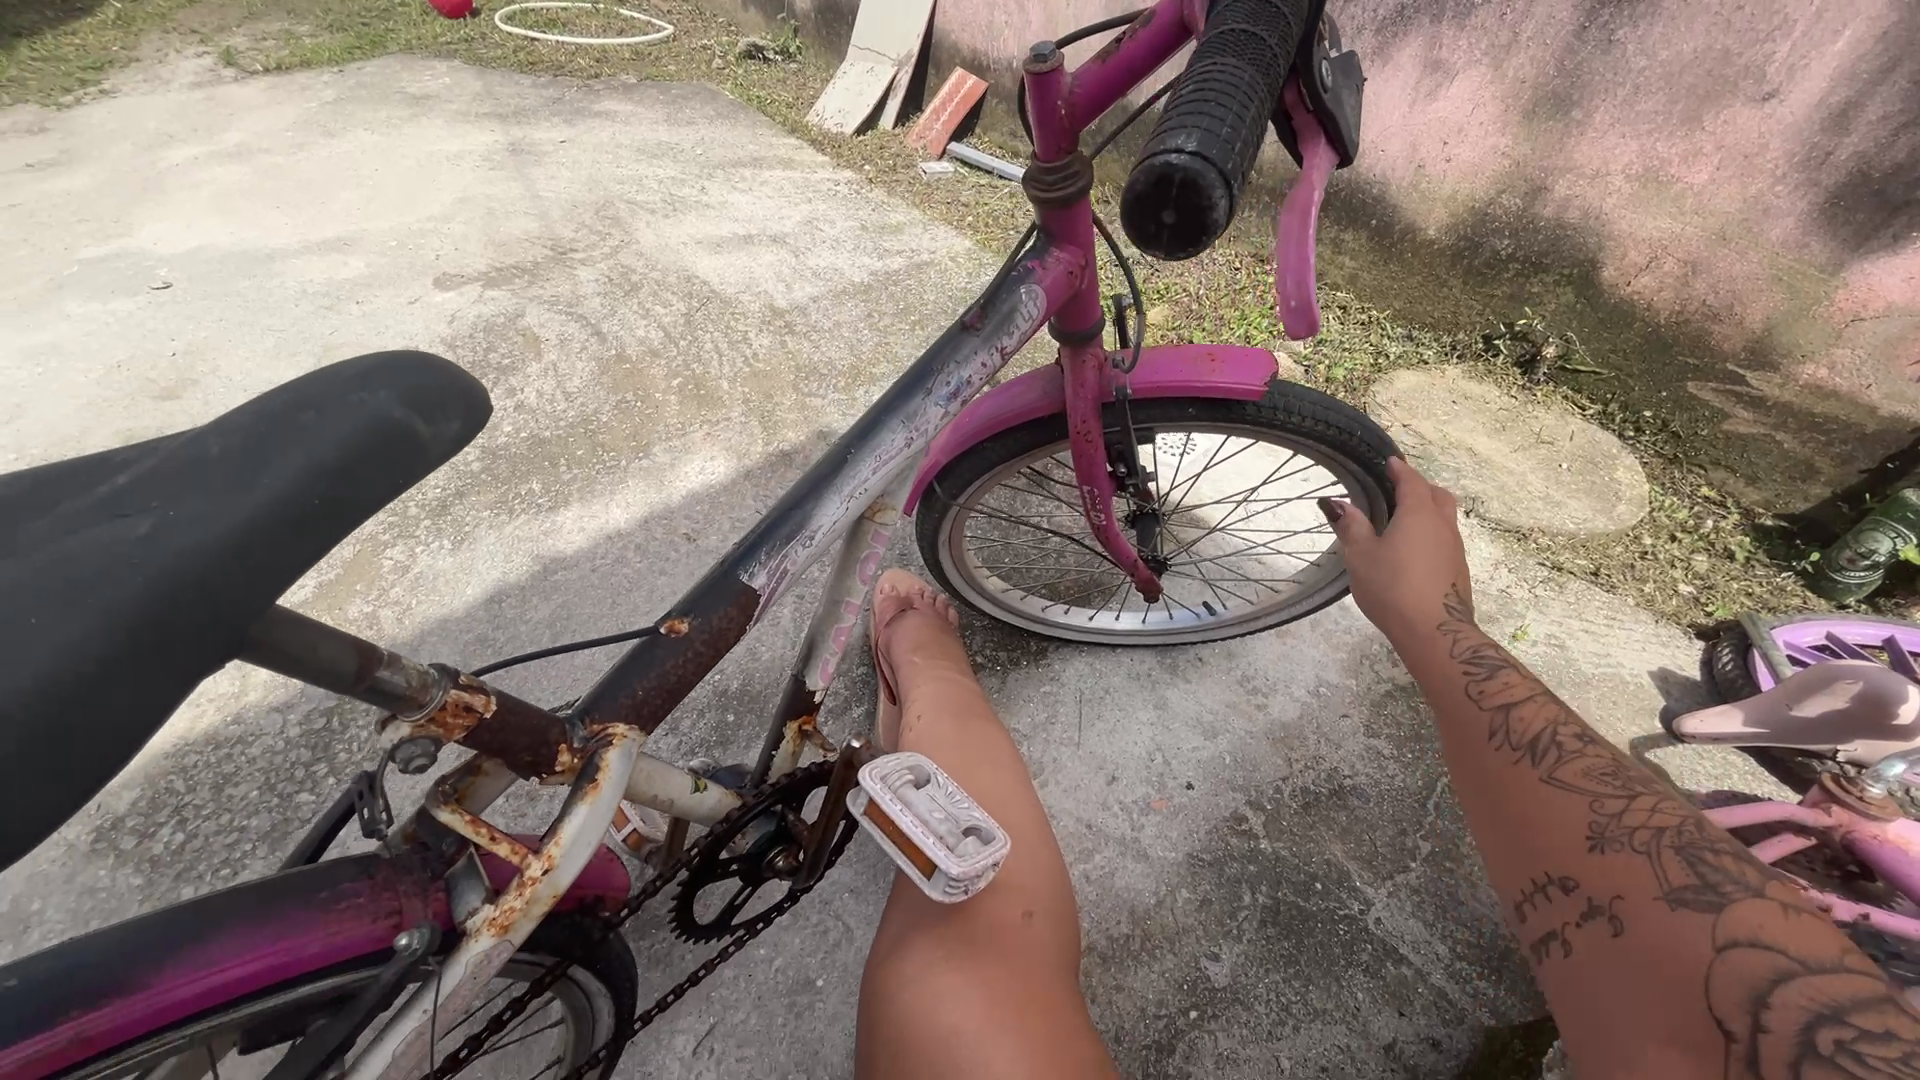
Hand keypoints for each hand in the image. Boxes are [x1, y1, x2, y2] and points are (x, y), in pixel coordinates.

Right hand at [1320, 457, 1471, 646]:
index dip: (1400, 470)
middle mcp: (1442, 526)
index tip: (1389, 462)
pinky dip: (1430, 531)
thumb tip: (1337, 503)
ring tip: (1402, 517)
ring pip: (1445, 516)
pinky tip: (1412, 548)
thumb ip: (1351, 526)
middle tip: (1397, 488)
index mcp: (1419, 515)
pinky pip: (1444, 537)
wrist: (1434, 631)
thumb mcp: (1360, 555)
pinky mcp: (1457, 569)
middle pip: (1437, 495)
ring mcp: (1454, 548)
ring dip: (1428, 508)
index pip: (1412, 481)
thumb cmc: (1391, 587)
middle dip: (1419, 486)